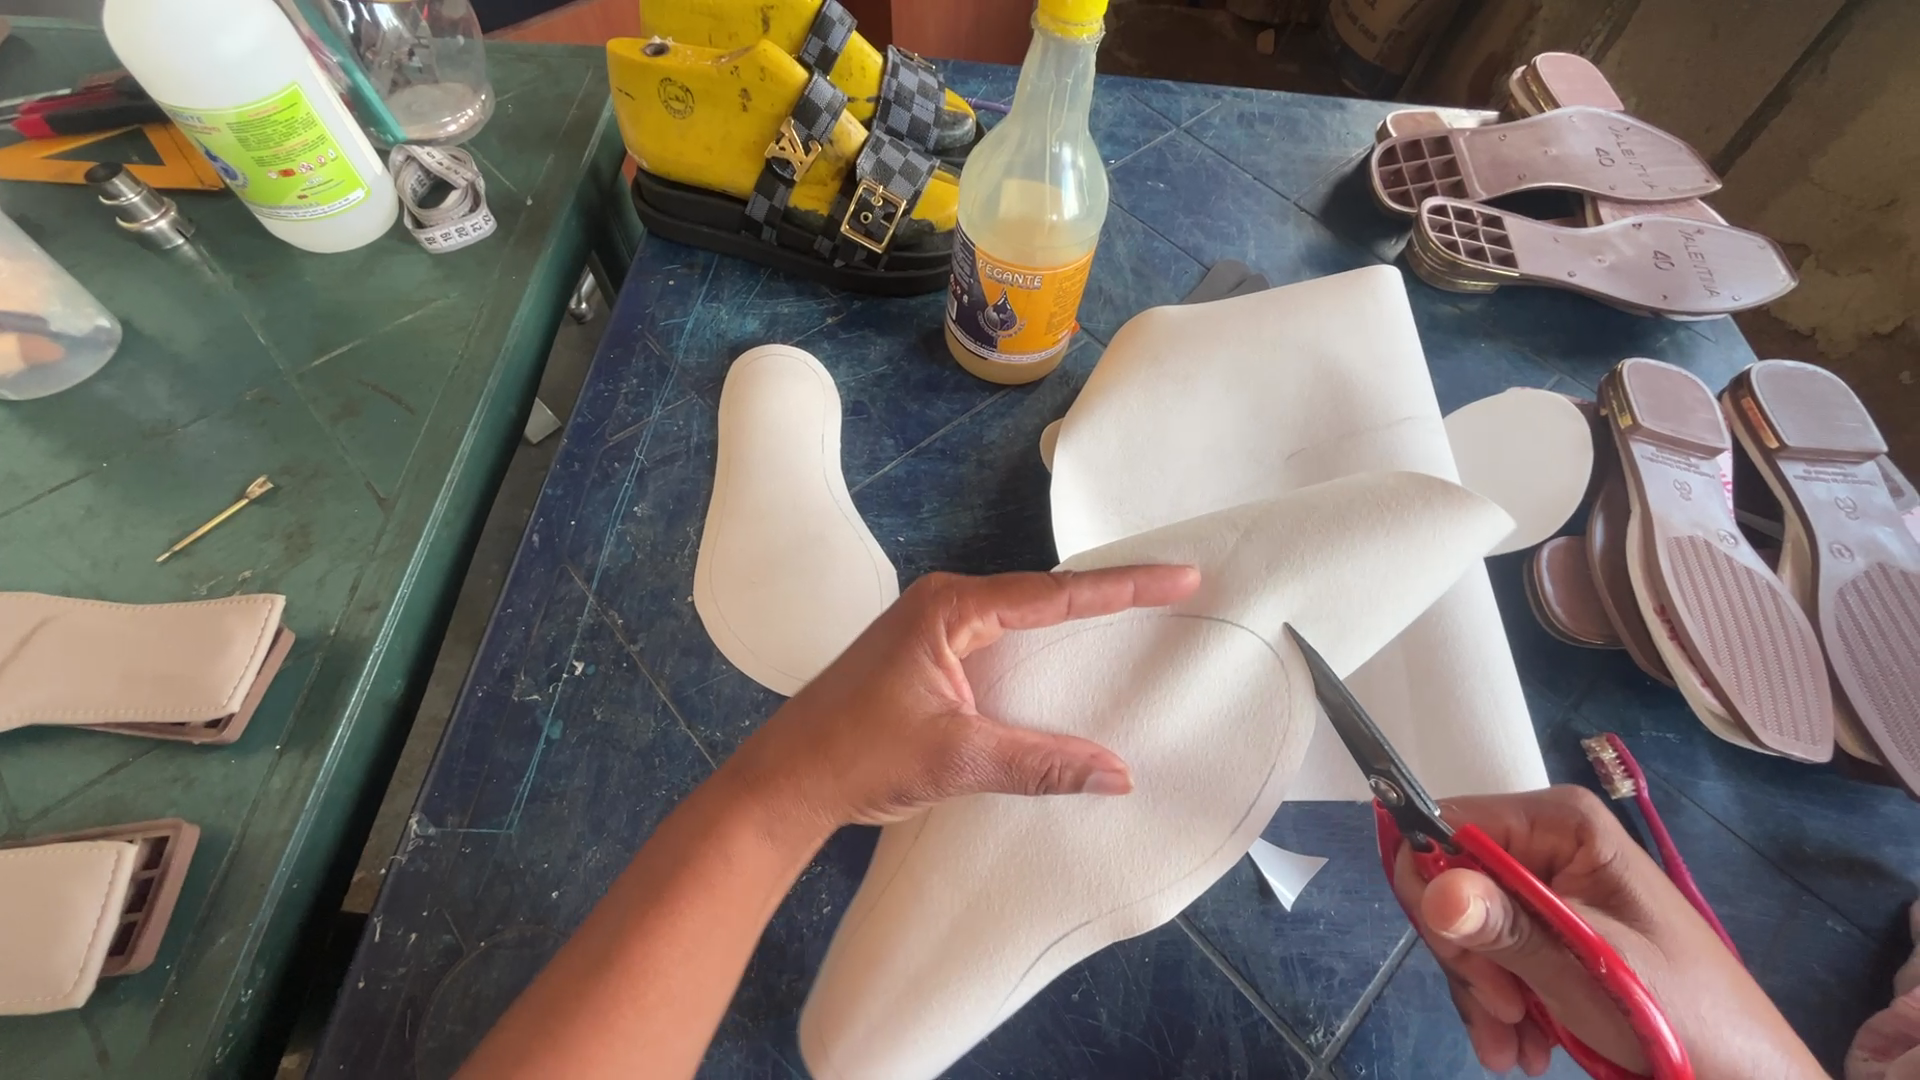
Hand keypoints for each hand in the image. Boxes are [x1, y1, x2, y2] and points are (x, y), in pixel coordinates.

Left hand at [724, 566, 1200, 828]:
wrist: (788, 777)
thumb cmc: (858, 755)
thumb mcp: (955, 758)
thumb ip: (1039, 763)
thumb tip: (1119, 775)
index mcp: (951, 608)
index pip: (1054, 594)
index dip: (1123, 587)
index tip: (1180, 575)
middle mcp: (945, 604)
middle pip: (1042, 594)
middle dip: (1106, 594)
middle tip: (1173, 588)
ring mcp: (935, 628)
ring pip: (1021, 619)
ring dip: (1073, 623)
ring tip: (1137, 620)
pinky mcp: (931, 655)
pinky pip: (1001, 643)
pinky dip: (1040, 652)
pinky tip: (1068, 665)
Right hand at [1390, 785, 1822, 1079]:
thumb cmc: (1691, 1022)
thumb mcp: (1593, 972)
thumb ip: (1510, 927)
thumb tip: (1433, 891)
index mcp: (1558, 823)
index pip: (1447, 825)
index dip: (1432, 884)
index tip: (1460, 956)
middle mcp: (1542, 838)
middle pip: (1449, 875)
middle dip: (1464, 952)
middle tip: (1500, 1010)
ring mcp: (1542, 879)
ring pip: (1460, 917)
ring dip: (1478, 986)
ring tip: (1512, 1043)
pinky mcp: (1542, 920)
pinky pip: (1484, 944)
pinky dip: (1493, 996)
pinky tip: (1520, 1040)